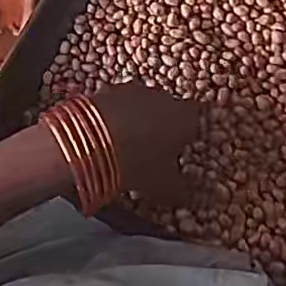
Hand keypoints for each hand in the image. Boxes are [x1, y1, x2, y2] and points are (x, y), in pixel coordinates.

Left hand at [91, 83, 201, 206]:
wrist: (89, 141)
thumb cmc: (138, 164)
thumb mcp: (164, 187)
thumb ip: (182, 191)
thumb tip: (189, 195)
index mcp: (184, 117)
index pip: (196, 119)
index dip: (188, 133)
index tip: (181, 148)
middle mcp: (162, 96)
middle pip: (167, 109)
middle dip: (161, 125)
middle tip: (151, 150)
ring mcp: (131, 90)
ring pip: (139, 104)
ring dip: (135, 119)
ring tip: (125, 144)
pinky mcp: (104, 91)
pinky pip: (114, 104)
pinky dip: (112, 117)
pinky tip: (105, 135)